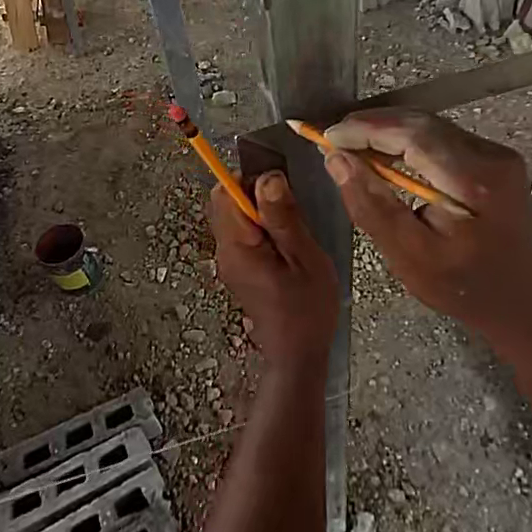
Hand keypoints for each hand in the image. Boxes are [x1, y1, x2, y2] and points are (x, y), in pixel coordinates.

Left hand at [208, 171, 338, 359]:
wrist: (297, 354)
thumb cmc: (307, 309)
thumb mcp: (304, 259)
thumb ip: (283, 218)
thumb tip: (267, 177)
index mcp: (237, 247)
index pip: (225, 194)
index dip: (249, 178)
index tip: (281, 184)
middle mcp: (224, 251)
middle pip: (225, 203)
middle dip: (254, 192)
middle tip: (290, 205)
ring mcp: (229, 261)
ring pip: (234, 217)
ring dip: (259, 209)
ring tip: (292, 224)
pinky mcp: (239, 268)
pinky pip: (242, 233)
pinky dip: (261, 226)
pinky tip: (287, 240)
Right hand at [319, 109, 531, 336]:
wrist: (515, 300)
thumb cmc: (460, 287)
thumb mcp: (408, 255)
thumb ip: (372, 205)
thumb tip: (336, 159)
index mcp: (475, 181)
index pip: (414, 135)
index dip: (367, 130)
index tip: (327, 136)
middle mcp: (492, 157)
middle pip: (423, 124)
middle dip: (373, 127)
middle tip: (332, 138)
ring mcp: (496, 156)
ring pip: (431, 128)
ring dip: (388, 132)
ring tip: (349, 144)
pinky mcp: (492, 161)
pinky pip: (441, 140)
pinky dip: (406, 142)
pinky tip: (382, 154)